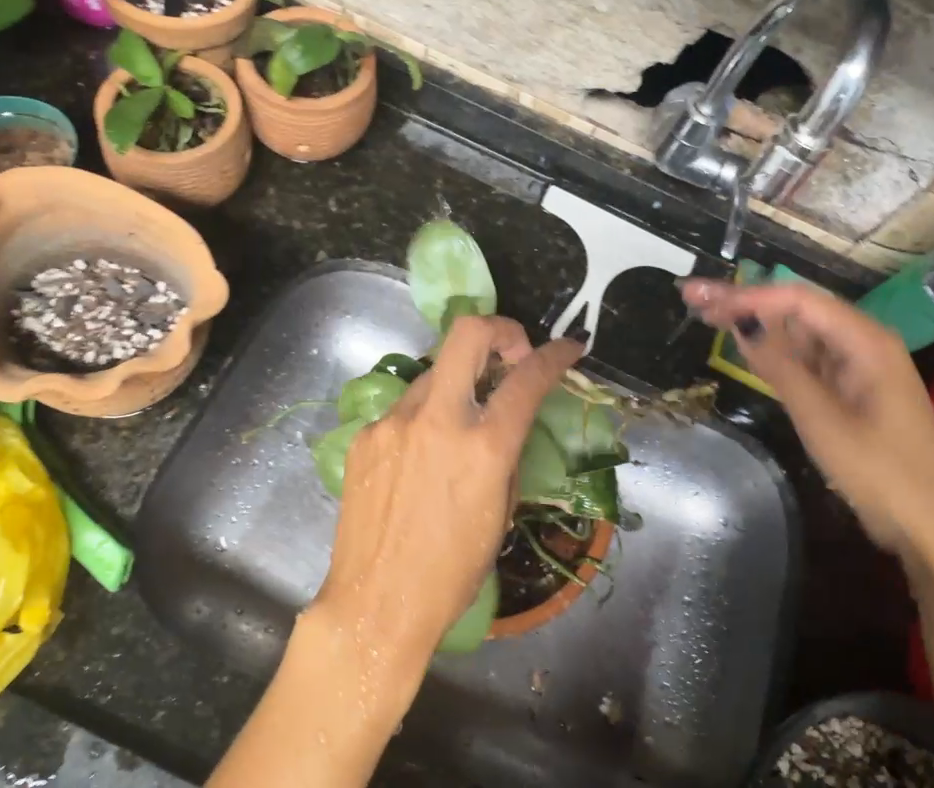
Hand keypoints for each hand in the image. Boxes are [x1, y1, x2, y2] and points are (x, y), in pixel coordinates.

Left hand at [309, 316, 583, 665]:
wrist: (377, 603)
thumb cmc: (452, 572)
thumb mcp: (500, 512)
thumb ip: (505, 454)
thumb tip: (505, 420)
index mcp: (482, 447)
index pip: (527, 379)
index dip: (555, 355)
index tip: (567, 347)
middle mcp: (436, 420)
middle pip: (468, 333)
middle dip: (499, 329)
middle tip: (511, 352)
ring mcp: (393, 423)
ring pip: (434, 373)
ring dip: (457, 383)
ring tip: (460, 423)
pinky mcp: (365, 436)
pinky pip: (404, 410)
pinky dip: (423, 418)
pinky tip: (421, 458)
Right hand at [680, 279, 933, 556]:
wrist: (930, 527)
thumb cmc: (882, 473)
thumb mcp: (823, 420)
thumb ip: (782, 368)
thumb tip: (743, 324)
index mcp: (867, 341)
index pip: (799, 301)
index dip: (748, 296)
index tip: (704, 299)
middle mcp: (863, 344)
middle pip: (797, 311)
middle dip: (746, 303)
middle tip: (694, 298)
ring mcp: (857, 369)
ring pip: (799, 335)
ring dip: (757, 326)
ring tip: (707, 316)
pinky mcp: (850, 393)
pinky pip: (807, 362)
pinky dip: (775, 355)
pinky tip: (745, 349)